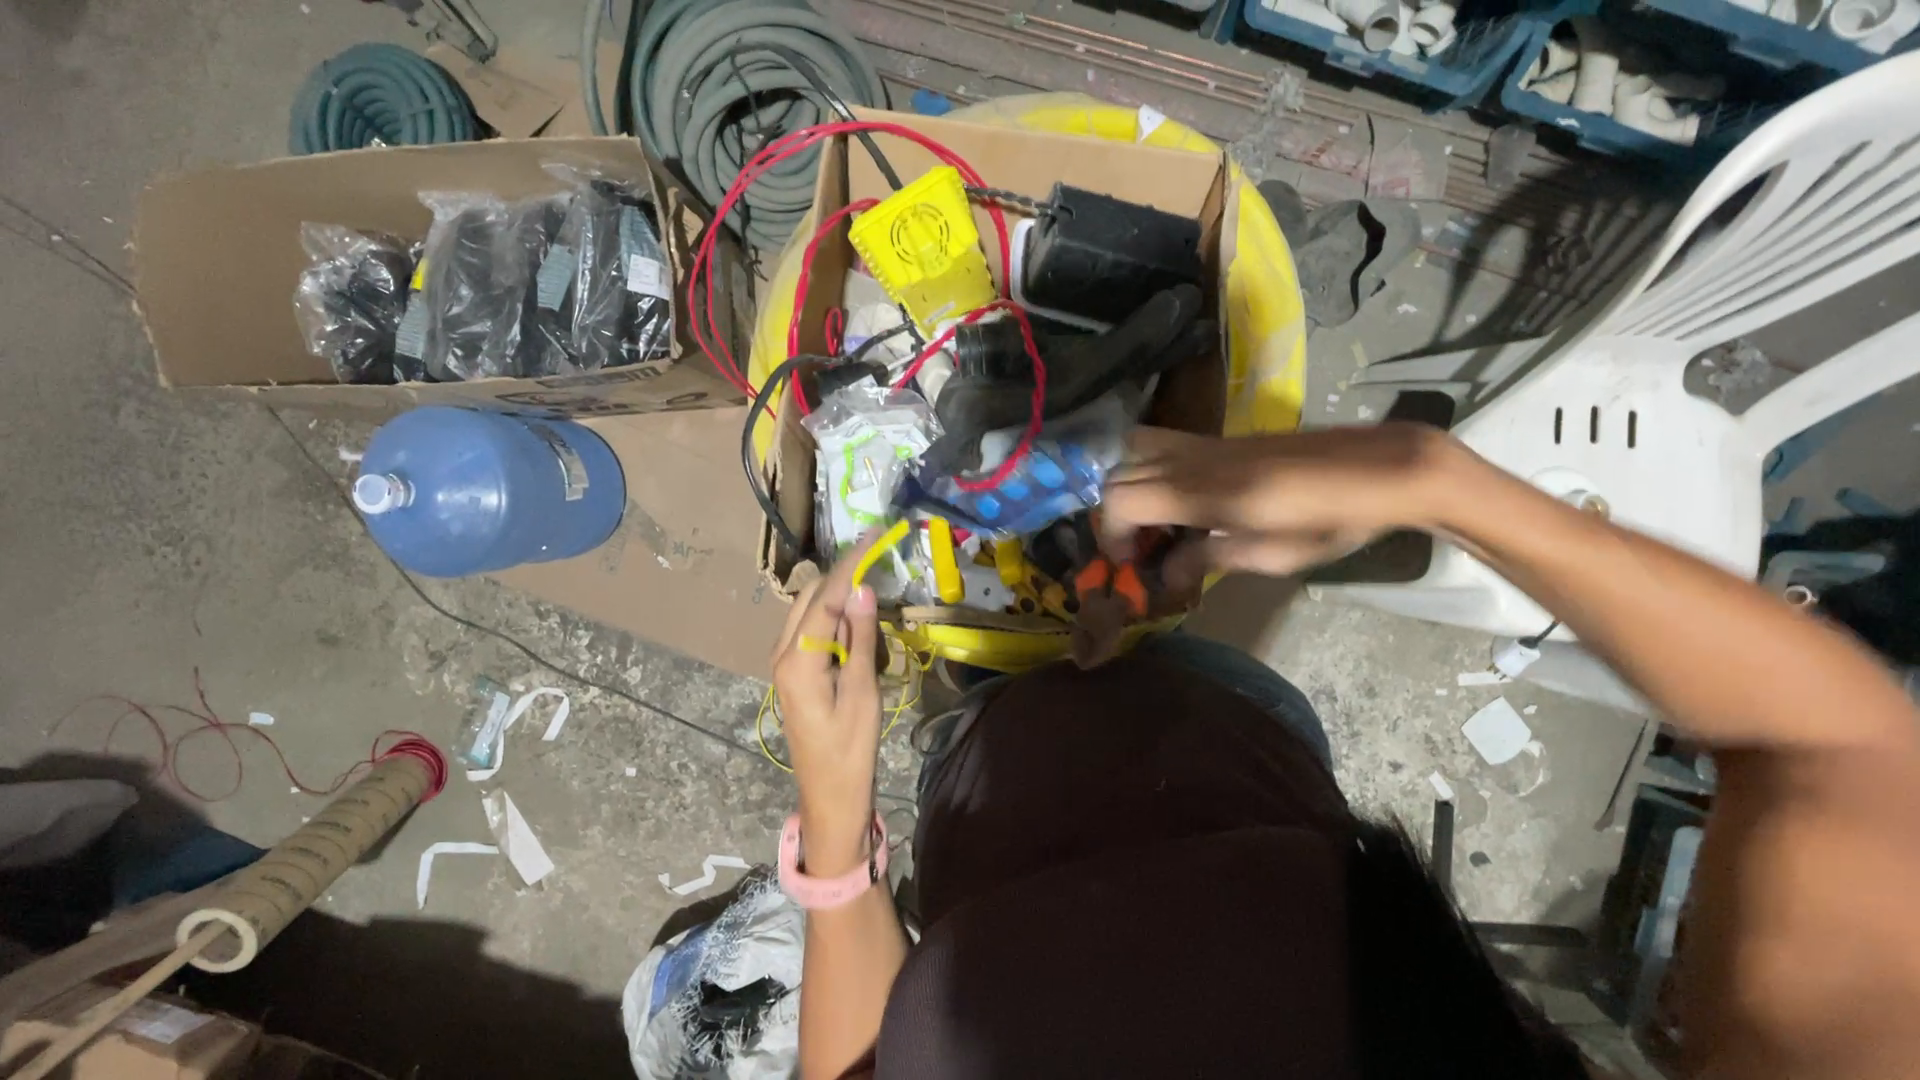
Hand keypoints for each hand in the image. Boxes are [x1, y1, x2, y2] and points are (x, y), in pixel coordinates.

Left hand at [771, 532, 884, 876]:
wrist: (830, 796)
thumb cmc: (851, 750)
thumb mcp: (863, 693)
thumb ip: (862, 638)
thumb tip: (863, 588)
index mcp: (798, 660)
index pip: (824, 597)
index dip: (850, 564)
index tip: (873, 535)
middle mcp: (783, 654)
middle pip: (809, 597)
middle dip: (842, 575)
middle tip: (879, 558)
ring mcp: (784, 664)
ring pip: (808, 611)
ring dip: (837, 596)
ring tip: (873, 590)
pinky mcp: (793, 673)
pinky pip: (810, 630)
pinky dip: (832, 617)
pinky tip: (858, 623)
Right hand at [1100, 423, 1464, 580]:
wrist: (1381, 469)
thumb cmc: (1332, 522)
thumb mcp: (1272, 555)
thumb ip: (1209, 559)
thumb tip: (1167, 572)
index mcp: (1205, 493)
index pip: (1122, 499)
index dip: (1111, 532)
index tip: (1127, 560)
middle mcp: (1195, 460)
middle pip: (1119, 471)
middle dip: (1114, 512)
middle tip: (1138, 546)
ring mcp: (1207, 444)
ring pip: (1135, 448)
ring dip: (1130, 482)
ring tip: (1153, 517)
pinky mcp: (1223, 439)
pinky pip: (1165, 445)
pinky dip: (1153, 471)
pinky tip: (1183, 502)